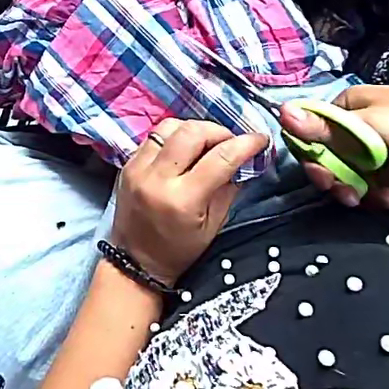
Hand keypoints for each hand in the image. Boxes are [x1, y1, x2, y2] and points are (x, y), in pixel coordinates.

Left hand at [109, 119, 269, 282]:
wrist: (135, 262)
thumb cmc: (179, 250)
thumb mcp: (213, 226)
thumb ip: (229, 189)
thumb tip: (244, 160)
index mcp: (182, 199)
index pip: (220, 158)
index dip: (245, 144)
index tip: (260, 139)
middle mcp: (157, 178)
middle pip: (193, 132)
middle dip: (219, 131)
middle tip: (231, 142)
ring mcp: (138, 168)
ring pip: (170, 126)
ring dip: (195, 129)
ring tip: (207, 143)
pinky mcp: (128, 164)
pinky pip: (155, 136)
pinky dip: (175, 136)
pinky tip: (185, 149)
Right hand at [280, 85, 388, 208]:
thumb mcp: (374, 130)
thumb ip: (328, 129)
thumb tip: (281, 113)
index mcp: (350, 106)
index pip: (313, 136)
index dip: (316, 162)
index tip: (331, 181)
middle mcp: (362, 124)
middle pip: (334, 162)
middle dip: (347, 183)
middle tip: (359, 198)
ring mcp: (383, 145)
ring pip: (358, 178)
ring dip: (372, 193)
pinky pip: (382, 185)